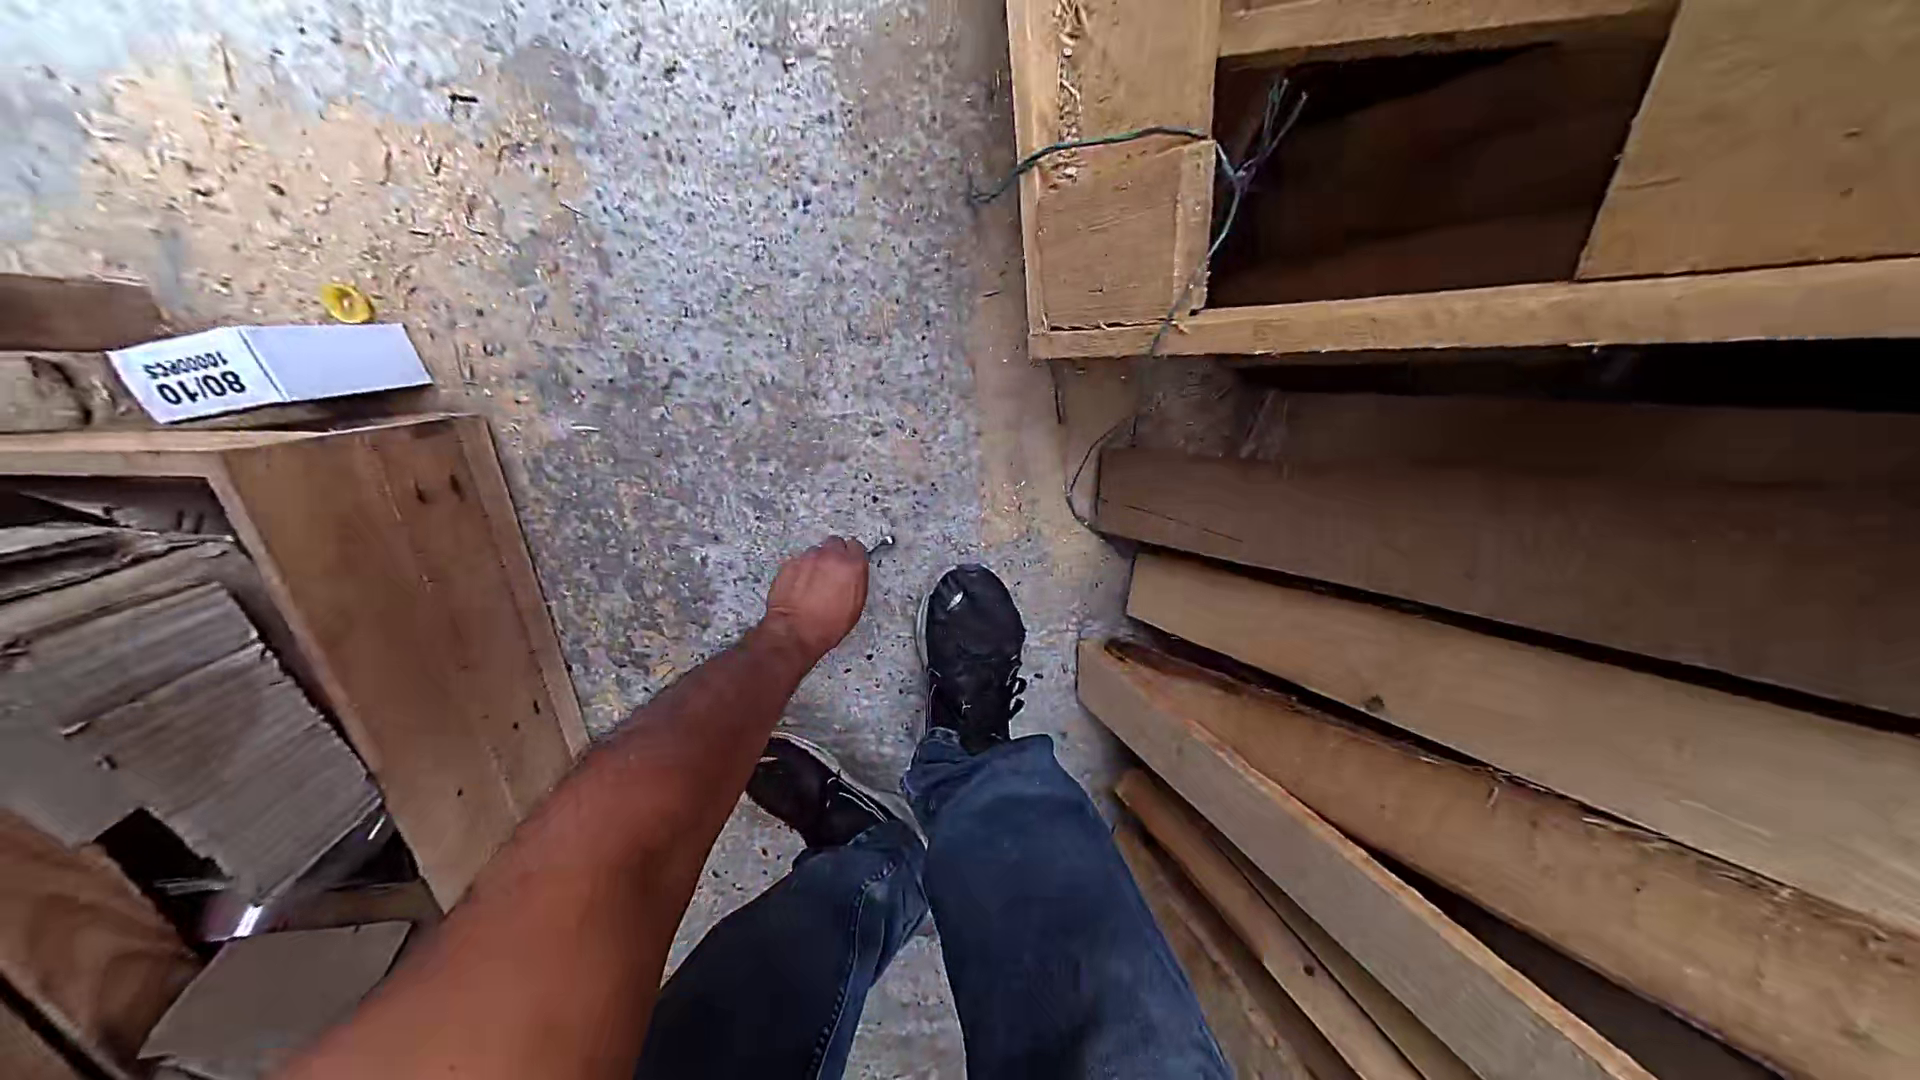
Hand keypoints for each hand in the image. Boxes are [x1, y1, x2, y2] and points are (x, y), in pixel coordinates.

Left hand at [760, 536, 869, 662]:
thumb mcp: (855, 605)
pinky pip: (798, 561)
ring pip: (815, 551)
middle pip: (835, 543)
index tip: (850, 560)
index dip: (852, 555)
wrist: (796, 631)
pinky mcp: (790, 564)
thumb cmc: (826, 625)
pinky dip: (800, 570)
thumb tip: (853, 576)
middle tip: (831, 571)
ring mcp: (808, 558)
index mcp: (852, 566)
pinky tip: (800, 586)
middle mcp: (831, 557)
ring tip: (813, 582)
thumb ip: (856, 581)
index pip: (856, 546)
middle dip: (834, 554)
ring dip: (816, 562)